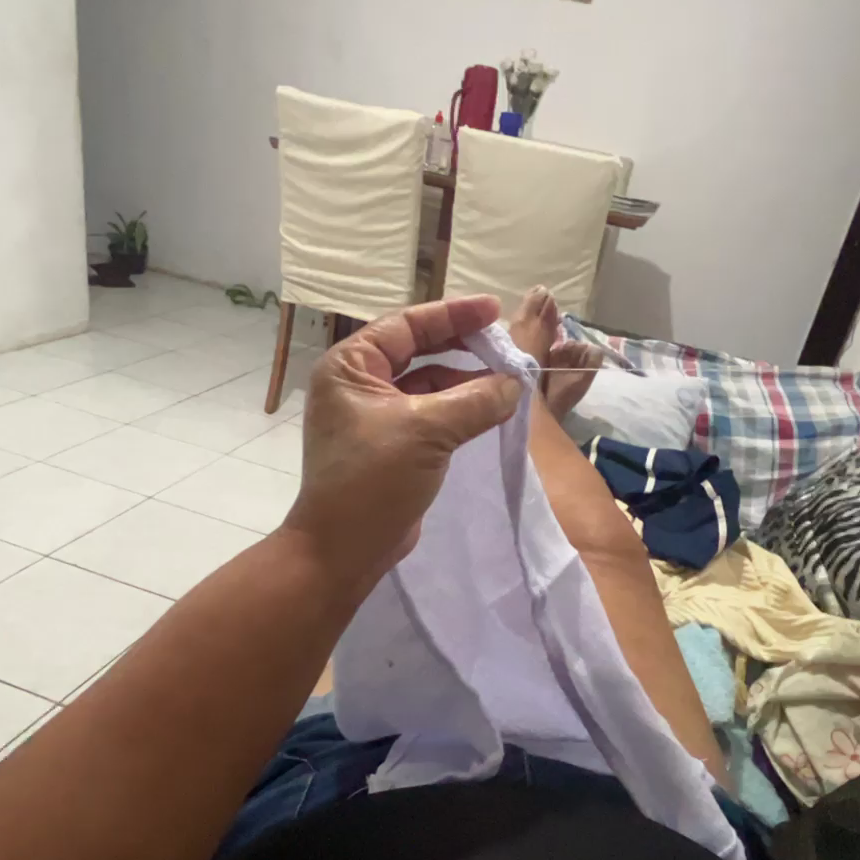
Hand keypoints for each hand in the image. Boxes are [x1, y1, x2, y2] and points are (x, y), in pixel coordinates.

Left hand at [280, 296, 521, 582]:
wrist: (345, 549)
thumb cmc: (373, 480)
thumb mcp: (426, 431)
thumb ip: (475, 400)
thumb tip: (514, 384)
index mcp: (350, 367)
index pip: (406, 325)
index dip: (452, 315)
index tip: (493, 310)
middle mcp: (358, 385)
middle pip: (417, 351)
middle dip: (461, 346)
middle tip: (504, 343)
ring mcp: (375, 417)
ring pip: (428, 385)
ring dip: (465, 381)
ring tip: (507, 380)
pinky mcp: (392, 446)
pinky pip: (431, 415)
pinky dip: (460, 410)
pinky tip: (491, 410)